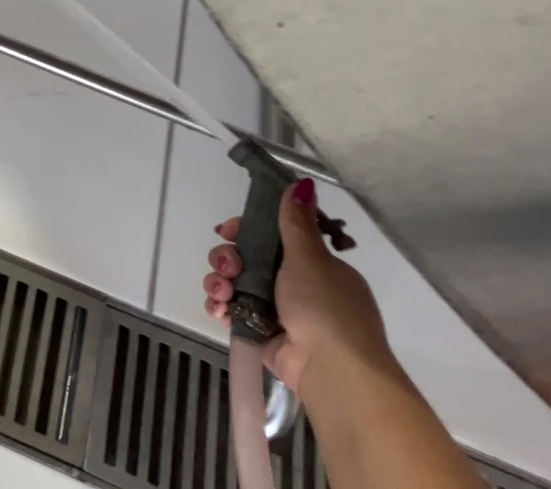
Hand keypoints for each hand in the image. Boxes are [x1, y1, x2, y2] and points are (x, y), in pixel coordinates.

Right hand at [203, 179, 394, 394]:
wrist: (331, 369)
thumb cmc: (325, 308)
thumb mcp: (311, 260)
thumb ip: (296, 223)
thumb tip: (302, 182)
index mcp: (313, 266)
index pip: (270, 237)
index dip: (244, 231)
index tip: (227, 231)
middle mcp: (294, 285)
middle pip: (245, 258)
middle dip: (227, 258)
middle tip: (229, 267)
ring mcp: (276, 309)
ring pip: (232, 282)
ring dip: (219, 282)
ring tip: (223, 293)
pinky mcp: (259, 330)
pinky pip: (230, 309)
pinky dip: (221, 307)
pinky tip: (221, 310)